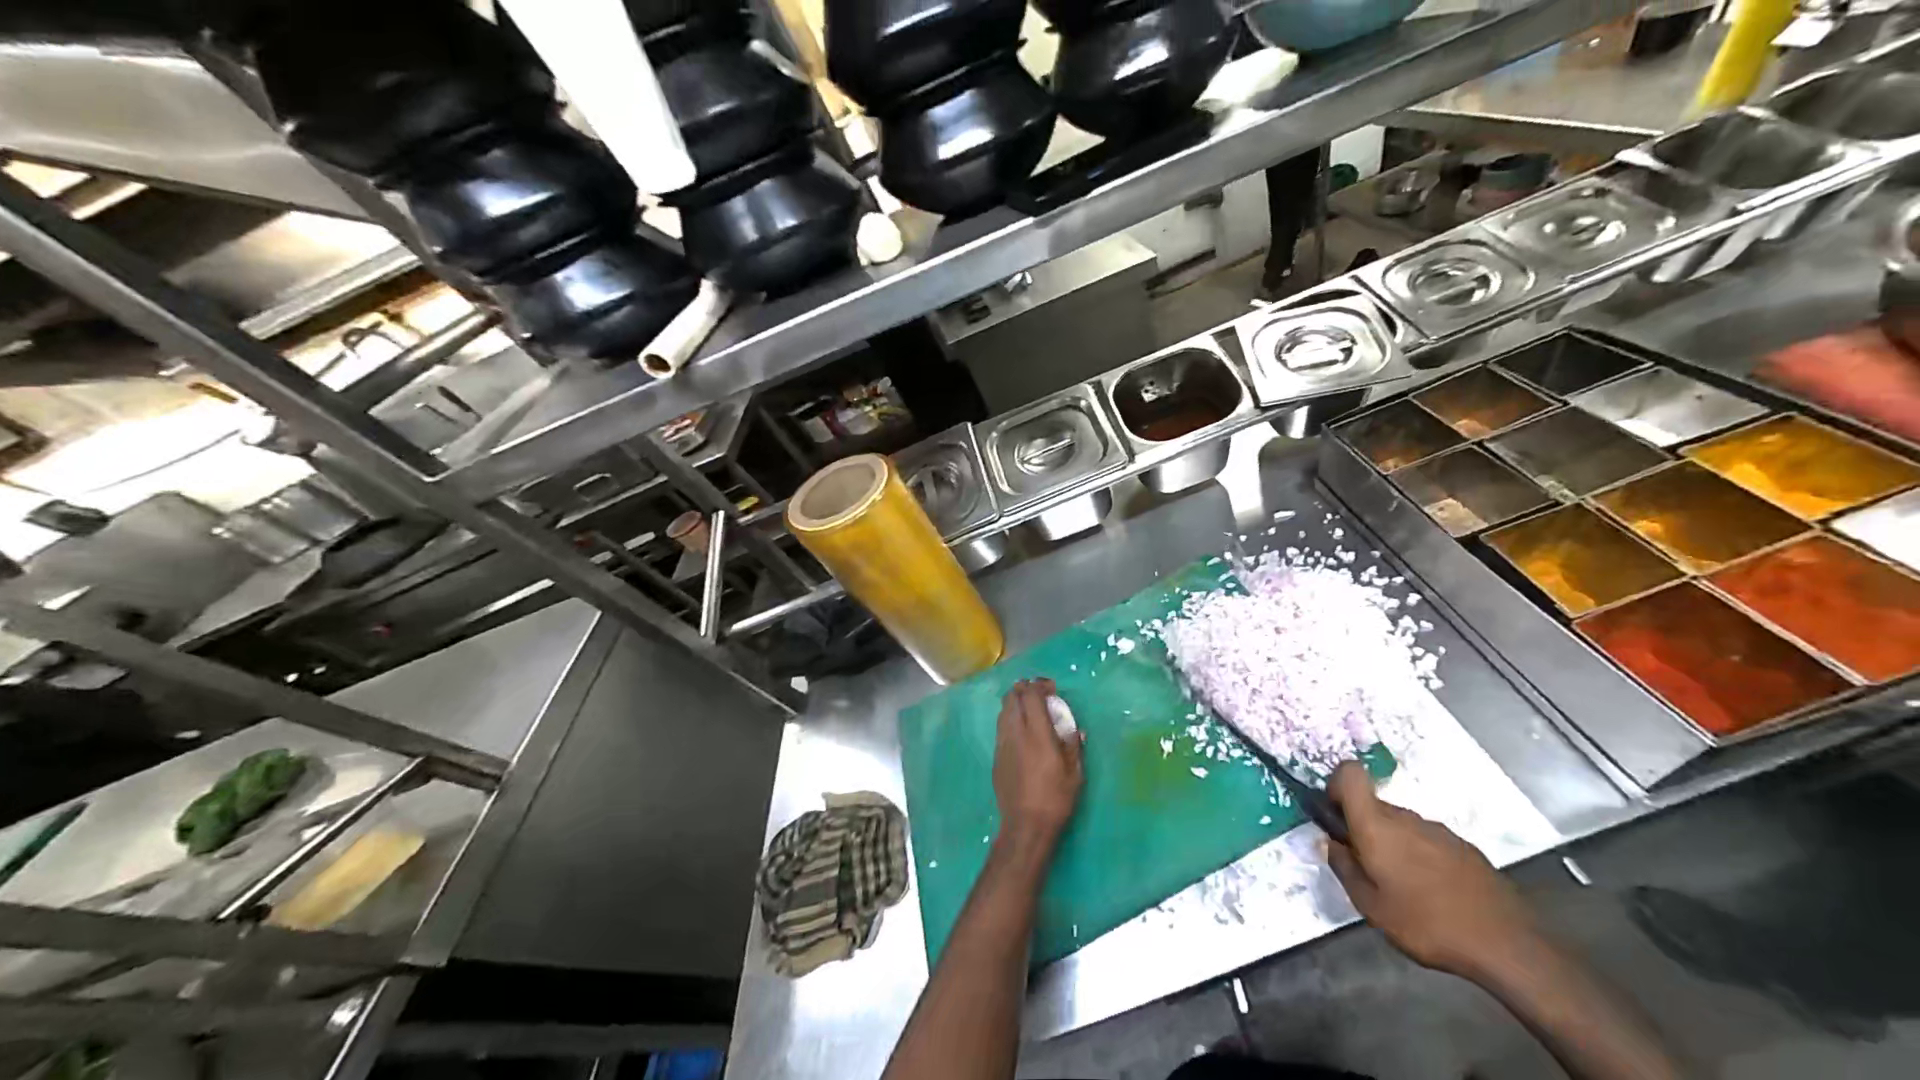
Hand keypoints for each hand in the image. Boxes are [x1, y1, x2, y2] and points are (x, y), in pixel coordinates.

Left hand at [991, 678, 1083, 849]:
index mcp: (1037, 734)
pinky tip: (1022, 731)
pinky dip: (1010, 720)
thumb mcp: (1074, 772)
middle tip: (1039, 694)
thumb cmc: (1056, 798)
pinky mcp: (996, 756)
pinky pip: (1001, 727)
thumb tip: (1075, 729)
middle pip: (1012, 697)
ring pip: (1003, 711)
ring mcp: (1002, 744)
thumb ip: (1073, 745)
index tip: (1051, 687)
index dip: (1039, 685)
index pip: (1031, 696)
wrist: (1025, 824)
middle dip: (1024, 689)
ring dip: (1015, 703)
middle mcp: (1016, 733)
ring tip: (1030, 710)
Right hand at [1324, 762, 1540, 978]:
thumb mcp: (1370, 905)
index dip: (1336, 786)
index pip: (1349, 774)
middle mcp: (1406, 817)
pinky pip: (1426, 839)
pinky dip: (1419, 855)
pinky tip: (1432, 893)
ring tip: (1401, 887)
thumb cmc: (1427, 923)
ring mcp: (1438, 831)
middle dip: (1362, 828)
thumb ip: (1343, 867)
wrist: (1507, 945)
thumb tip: (1330, 843)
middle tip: (1366, 868)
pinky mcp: (1464, 847)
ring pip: (1400, 824)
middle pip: (1373, 805)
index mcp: (1376, 825)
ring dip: (1391, 844)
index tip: (1335, 817)